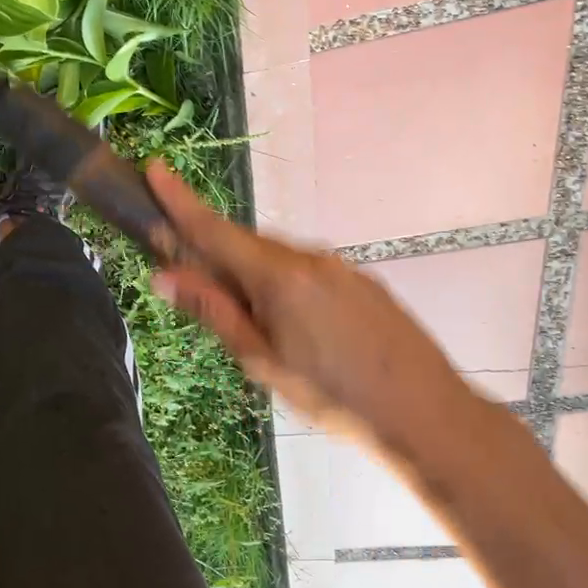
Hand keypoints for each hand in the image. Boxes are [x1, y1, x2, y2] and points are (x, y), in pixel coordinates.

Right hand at [142, 162, 478, 456]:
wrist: (432, 419)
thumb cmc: (334, 397)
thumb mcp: (260, 360)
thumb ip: (213, 312)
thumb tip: (164, 275)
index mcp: (278, 277)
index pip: (214, 230)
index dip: (180, 201)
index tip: (155, 168)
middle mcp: (310, 259)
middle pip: (244, 245)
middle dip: (214, 257)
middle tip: (197, 294)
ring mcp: (342, 269)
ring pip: (277, 260)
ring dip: (250, 277)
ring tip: (255, 328)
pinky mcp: (365, 284)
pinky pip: (306, 273)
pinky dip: (282, 286)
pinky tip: (295, 329)